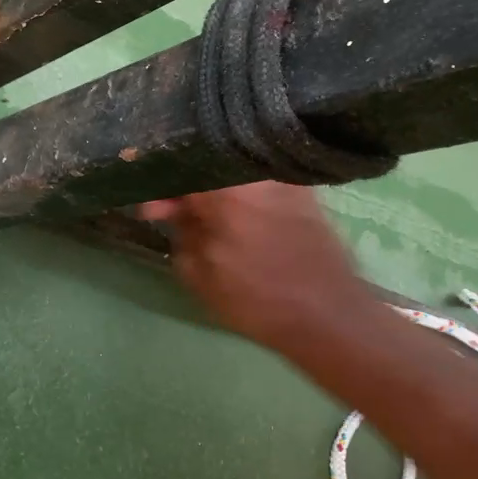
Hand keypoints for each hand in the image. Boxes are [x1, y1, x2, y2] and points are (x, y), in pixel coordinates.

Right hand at [138, 182, 372, 352]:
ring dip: (213, 189)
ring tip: (202, 216)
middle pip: (209, 163)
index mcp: (227, 192)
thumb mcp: (197, 272)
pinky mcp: (306, 192)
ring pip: (235, 169)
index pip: (181, 168)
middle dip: (186, 186)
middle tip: (173, 213)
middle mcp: (258, 175)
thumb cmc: (254, 298)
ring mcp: (286, 181)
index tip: (150, 210)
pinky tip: (233, 216)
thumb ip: (180, 231)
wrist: (327, 315)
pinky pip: (260, 180)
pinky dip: (239, 192)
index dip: (161, 186)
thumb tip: (170, 209)